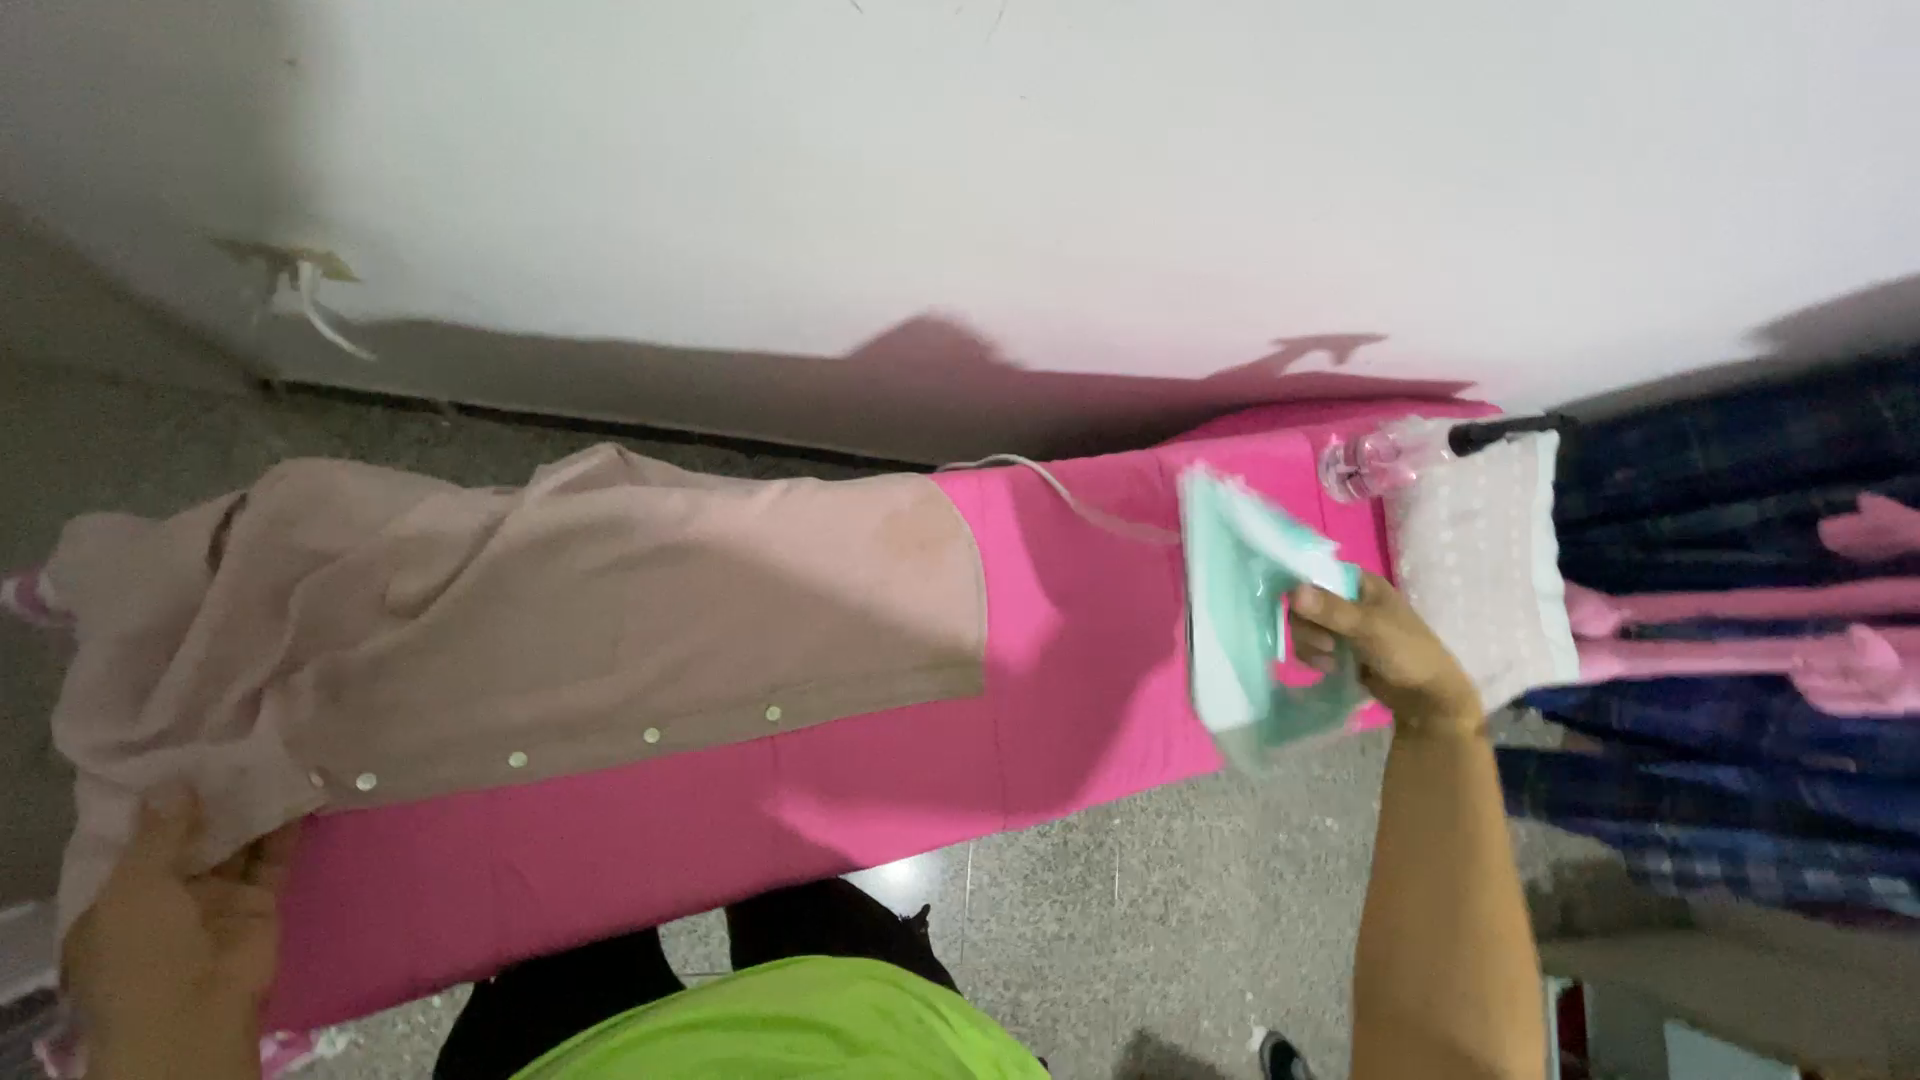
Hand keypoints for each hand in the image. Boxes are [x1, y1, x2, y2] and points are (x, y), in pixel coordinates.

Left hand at [62, 789, 300, 1079]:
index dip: (159, 807)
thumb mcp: (134, 890)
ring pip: (236, 846)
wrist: (195, 1008)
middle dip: (213, 803)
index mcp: (119, 900)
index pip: (138, 844)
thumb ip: (161, 835)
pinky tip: (299, 795)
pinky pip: (273, 859)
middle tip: (237, 753)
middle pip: (193, 841)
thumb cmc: (143, 952)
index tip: (183, 762)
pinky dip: (286, 830)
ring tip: (273, 764)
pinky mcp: (260, 901)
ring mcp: (216, 900)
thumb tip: (174, 783)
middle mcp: (167, 897)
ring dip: (252, 812)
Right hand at [1289, 572, 1483, 734]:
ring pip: (1305, 625)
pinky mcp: (1337, 647)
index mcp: (1361, 584)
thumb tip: (1293, 591)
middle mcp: (1349, 599)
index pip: (1318, 574)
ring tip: (1330, 660)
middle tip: (1326, 643)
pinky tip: (1329, 667)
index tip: (1301, 610)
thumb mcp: (1369, 627)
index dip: (1303, 590)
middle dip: (1309, 626)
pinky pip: (1310, 644)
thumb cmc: (1406, 652)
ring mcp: (1342, 625)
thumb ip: (1331, 610)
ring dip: (1310, 644)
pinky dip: (1314, 656)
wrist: (1424, 696)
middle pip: (1305, 603)